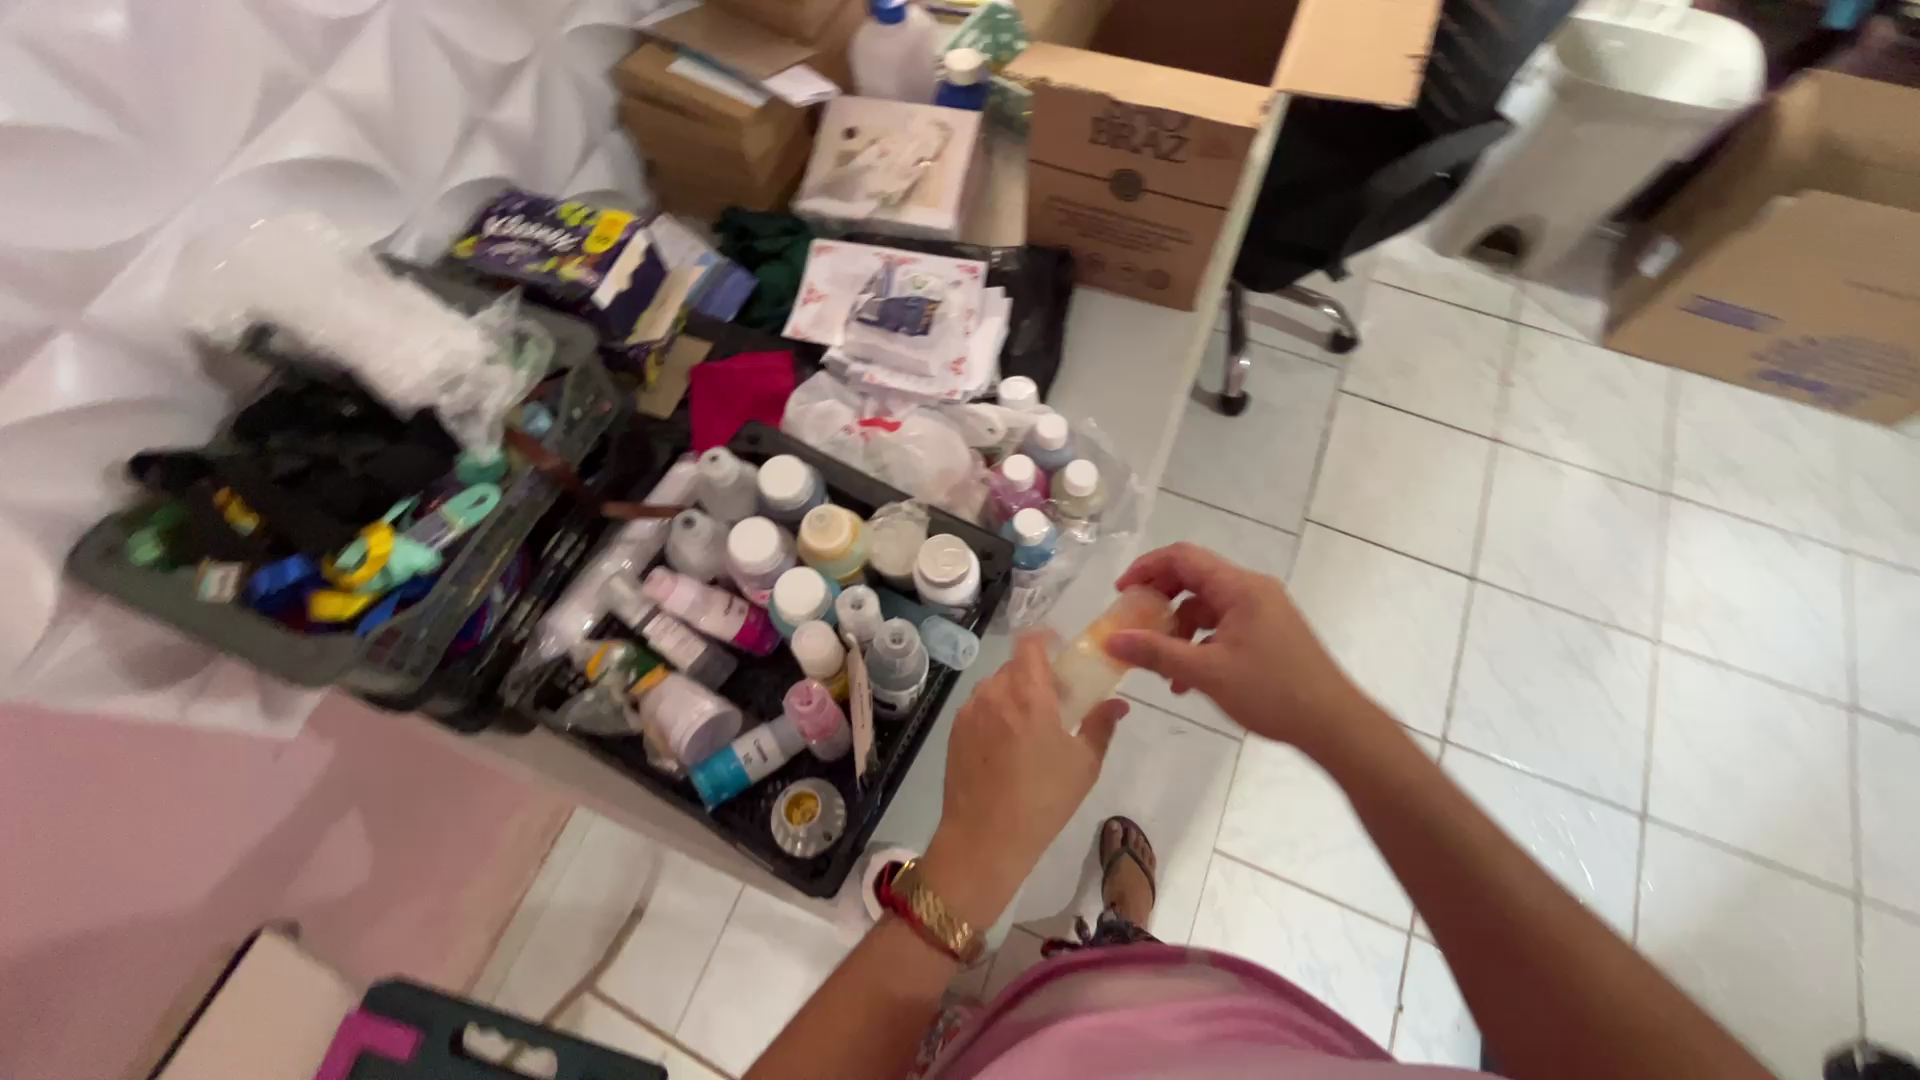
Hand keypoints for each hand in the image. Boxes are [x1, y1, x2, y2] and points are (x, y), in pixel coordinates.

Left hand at [919, 632, 1128, 928]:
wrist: (984, 838)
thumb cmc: (1043, 800)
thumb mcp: (1083, 765)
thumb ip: (1100, 725)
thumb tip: (1118, 705)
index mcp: (1029, 693)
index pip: (1029, 642)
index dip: (1044, 639)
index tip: (1060, 650)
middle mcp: (995, 692)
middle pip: (1015, 665)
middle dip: (1035, 673)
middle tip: (1054, 698)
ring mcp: (970, 710)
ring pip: (995, 685)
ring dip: (1014, 693)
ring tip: (1030, 725)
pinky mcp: (955, 730)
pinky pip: (979, 706)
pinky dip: (995, 712)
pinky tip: (1006, 745)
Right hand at [1104, 542, 1387, 757]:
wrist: (1334, 724)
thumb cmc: (1272, 692)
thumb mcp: (1206, 673)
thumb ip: (1156, 653)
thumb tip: (1111, 640)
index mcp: (1239, 587)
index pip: (1182, 558)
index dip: (1146, 569)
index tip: (1121, 594)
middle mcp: (1252, 589)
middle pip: (1194, 578)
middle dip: (1159, 601)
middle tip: (1134, 624)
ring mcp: (1263, 611)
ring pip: (1206, 606)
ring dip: (1178, 630)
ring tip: (1160, 666)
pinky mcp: (1269, 632)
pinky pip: (1223, 626)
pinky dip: (1200, 644)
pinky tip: (1188, 680)